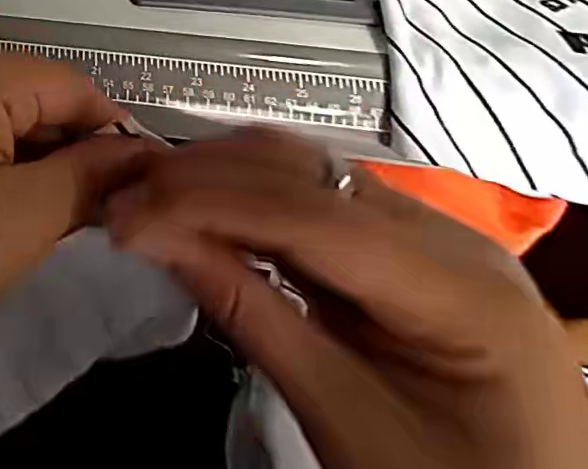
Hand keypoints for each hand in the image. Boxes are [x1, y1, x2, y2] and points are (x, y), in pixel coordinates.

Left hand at [0, 38, 146, 420]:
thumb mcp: (25, 219)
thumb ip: (91, 175)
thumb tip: (138, 153)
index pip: (76, 88)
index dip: (112, 137)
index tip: (134, 190)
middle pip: (38, 94)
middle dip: (69, 149)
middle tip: (89, 214)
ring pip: (6, 109)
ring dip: (34, 156)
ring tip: (42, 216)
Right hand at [104, 129, 587, 468]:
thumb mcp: (346, 422)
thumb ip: (249, 312)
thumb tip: (154, 235)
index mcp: (461, 291)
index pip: (308, 213)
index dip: (205, 202)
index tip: (126, 214)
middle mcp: (452, 233)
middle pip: (305, 171)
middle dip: (204, 175)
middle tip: (126, 198)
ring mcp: (434, 228)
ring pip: (306, 166)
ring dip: (222, 172)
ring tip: (153, 195)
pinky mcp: (409, 238)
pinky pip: (318, 193)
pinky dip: (252, 192)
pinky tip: (209, 206)